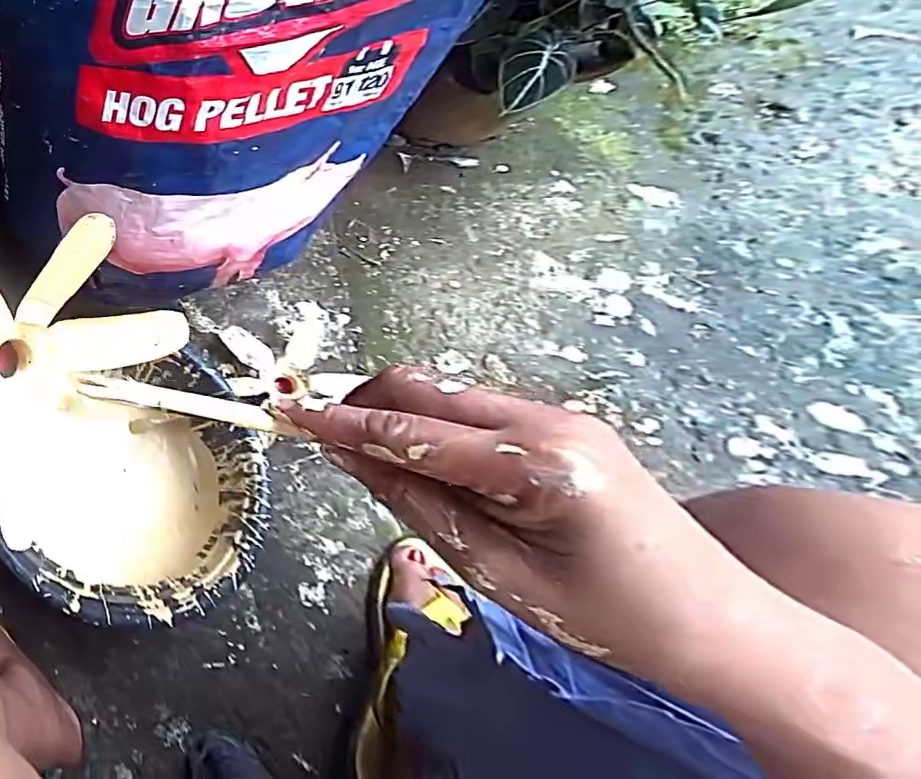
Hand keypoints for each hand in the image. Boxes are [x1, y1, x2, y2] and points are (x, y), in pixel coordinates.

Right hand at [286, 366, 764, 680]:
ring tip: (368, 456)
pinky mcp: (555, 423)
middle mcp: (547, 420)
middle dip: (362, 404)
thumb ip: (413, 501)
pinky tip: (419, 461)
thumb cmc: (611, 620)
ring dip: (393, 415)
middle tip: (320, 433)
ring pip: (440, 392)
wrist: (729, 632)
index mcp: (539, 464)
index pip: (411, 433)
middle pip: (422, 388)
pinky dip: (425, 426)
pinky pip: (466, 409)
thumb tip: (346, 454)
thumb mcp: (496, 571)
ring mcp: (556, 415)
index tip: (289, 412)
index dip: (342, 421)